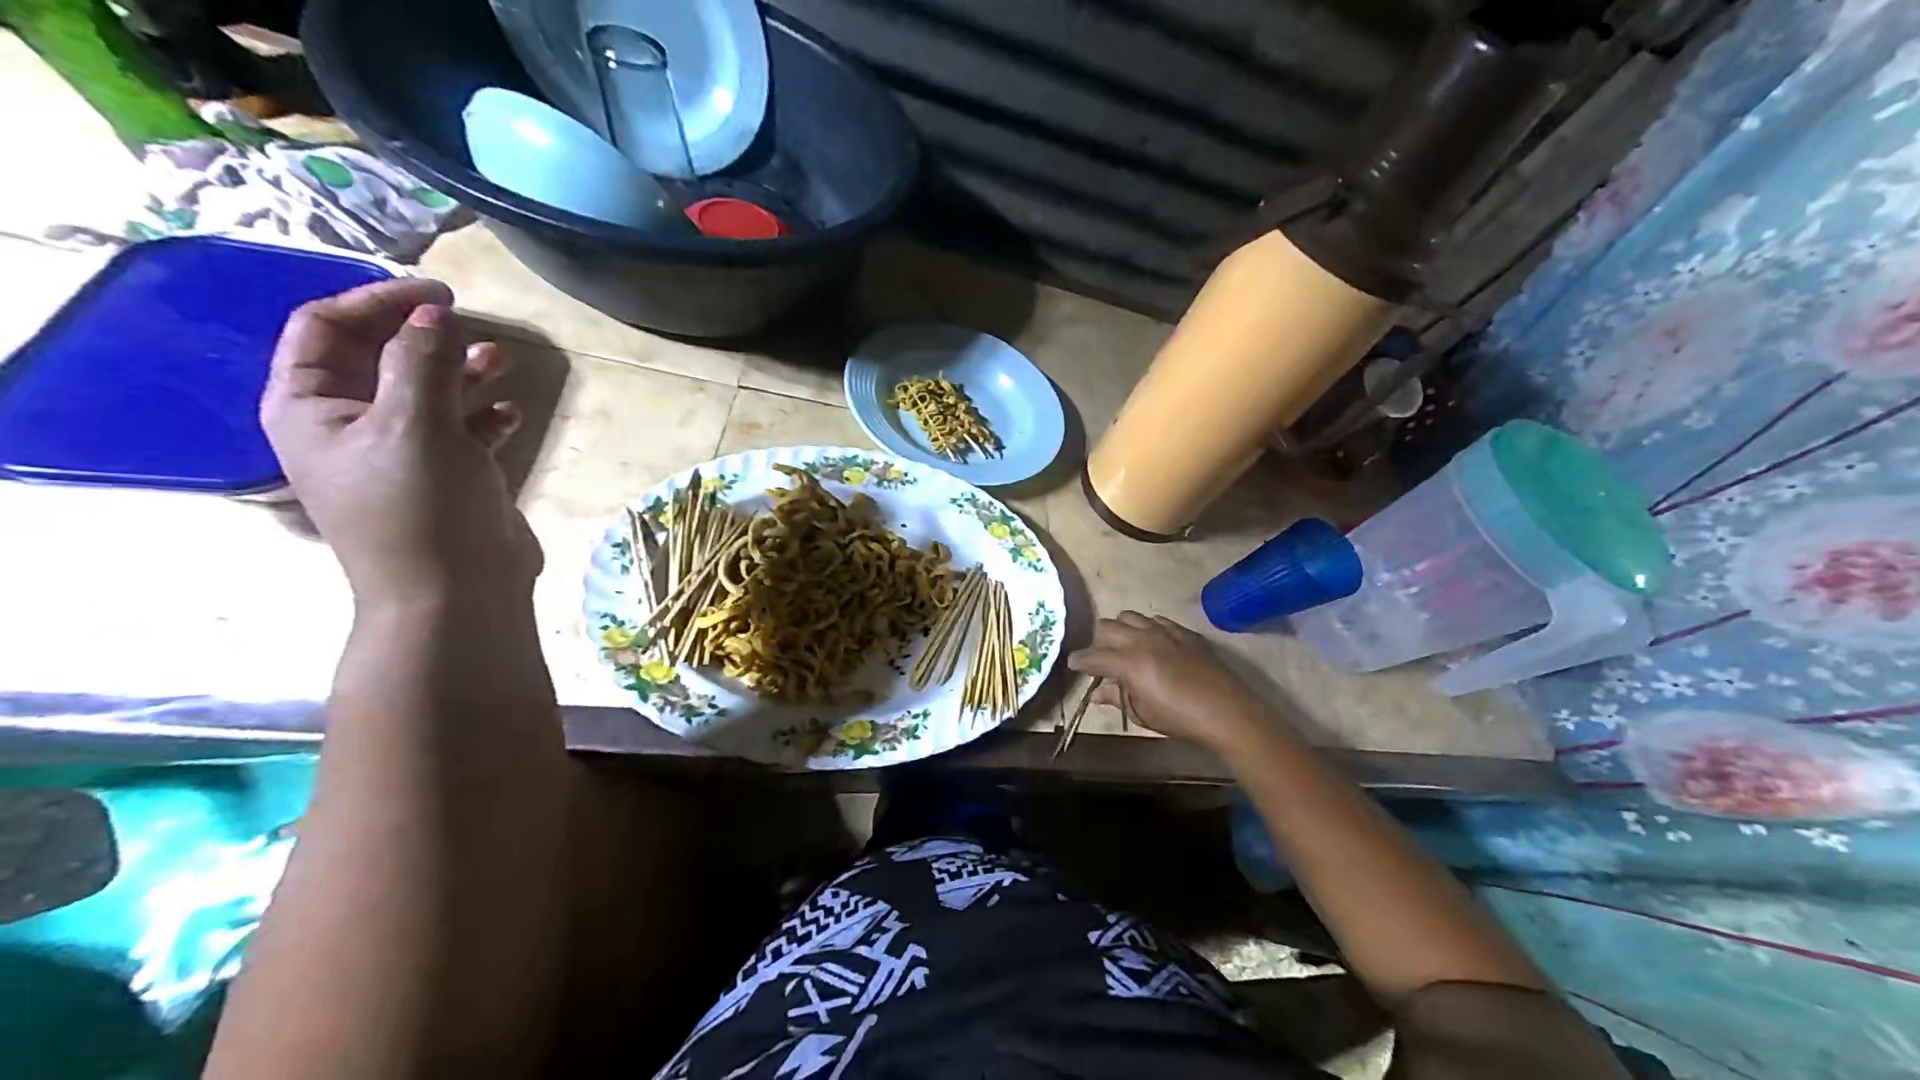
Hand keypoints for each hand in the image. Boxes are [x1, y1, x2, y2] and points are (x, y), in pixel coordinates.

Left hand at [261, 278, 538, 611]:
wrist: (456, 594)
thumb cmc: (422, 507)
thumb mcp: (416, 424)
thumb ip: (422, 359)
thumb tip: (432, 311)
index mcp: (311, 408)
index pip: (326, 327)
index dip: (378, 301)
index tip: (440, 294)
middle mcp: (349, 425)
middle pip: (381, 356)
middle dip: (426, 336)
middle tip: (473, 326)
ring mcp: (401, 453)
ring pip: (427, 392)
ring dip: (462, 372)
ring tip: (502, 363)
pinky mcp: (446, 476)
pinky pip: (462, 429)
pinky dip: (485, 416)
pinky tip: (511, 416)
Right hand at [1067, 613, 1270, 750]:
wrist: (1226, 712)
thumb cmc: (1179, 718)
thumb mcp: (1143, 713)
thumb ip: (1117, 698)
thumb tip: (1096, 694)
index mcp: (1128, 662)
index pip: (1093, 656)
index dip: (1079, 660)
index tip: (1072, 663)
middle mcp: (1142, 640)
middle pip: (1108, 627)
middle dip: (1100, 641)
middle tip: (1103, 659)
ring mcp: (1165, 632)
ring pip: (1131, 616)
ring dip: (1122, 628)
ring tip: (1126, 645)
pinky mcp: (1185, 632)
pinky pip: (1158, 620)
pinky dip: (1149, 627)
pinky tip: (1154, 642)